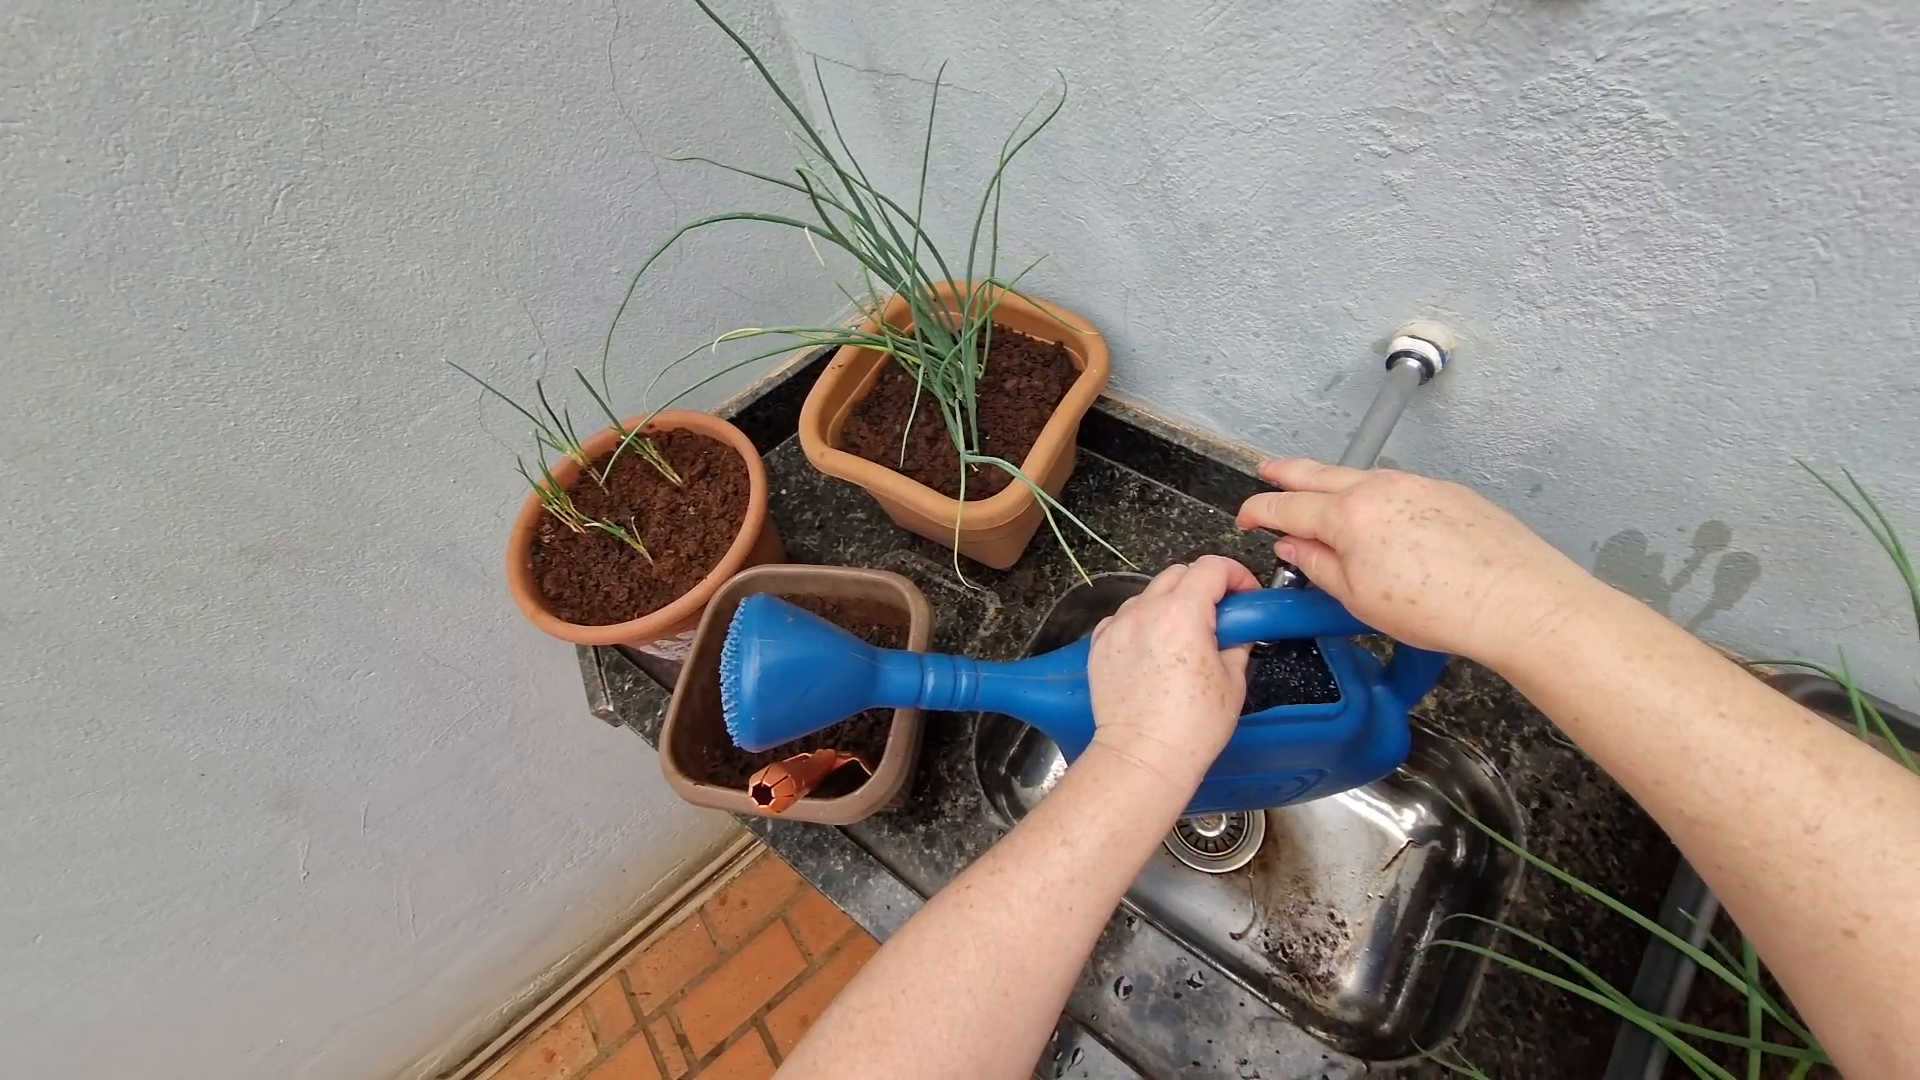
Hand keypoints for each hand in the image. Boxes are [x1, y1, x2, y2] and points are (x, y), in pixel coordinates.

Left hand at [1086, 556, 1260, 791]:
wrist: (1143, 755)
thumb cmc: (1192, 726)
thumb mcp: (1232, 682)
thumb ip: (1236, 643)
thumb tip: (1237, 632)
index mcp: (1181, 614)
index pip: (1210, 567)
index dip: (1236, 575)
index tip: (1246, 594)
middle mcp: (1144, 611)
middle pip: (1178, 574)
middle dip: (1204, 585)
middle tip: (1222, 613)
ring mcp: (1117, 626)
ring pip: (1148, 594)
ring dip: (1171, 603)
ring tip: (1186, 636)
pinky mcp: (1099, 644)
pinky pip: (1124, 618)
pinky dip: (1142, 622)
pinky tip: (1155, 648)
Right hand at [1236, 459, 1595, 664]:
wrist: (1521, 603)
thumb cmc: (1442, 608)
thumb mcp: (1357, 598)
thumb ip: (1317, 565)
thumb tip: (1294, 547)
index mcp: (1347, 517)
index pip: (1284, 507)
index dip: (1257, 511)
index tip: (1246, 517)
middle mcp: (1379, 489)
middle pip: (1316, 473)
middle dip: (1284, 472)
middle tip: (1267, 471)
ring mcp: (1416, 485)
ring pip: (1358, 476)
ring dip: (1330, 483)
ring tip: (1319, 496)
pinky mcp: (1447, 492)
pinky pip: (1396, 487)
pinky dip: (1373, 495)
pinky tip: (1379, 520)